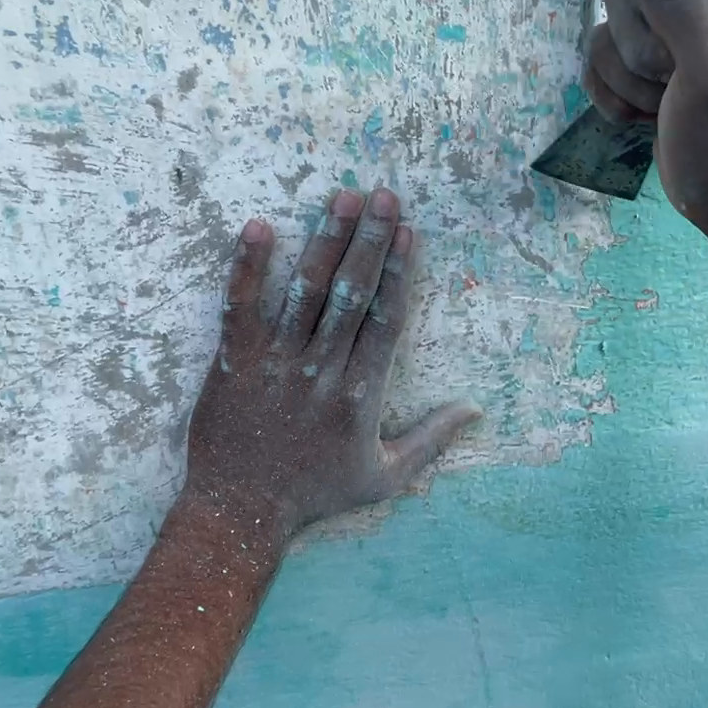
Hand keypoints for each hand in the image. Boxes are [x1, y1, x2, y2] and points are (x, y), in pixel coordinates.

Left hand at [182, 188, 481, 533]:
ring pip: (305, 291)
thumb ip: (432, 440)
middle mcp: (321, 369)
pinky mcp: (232, 362)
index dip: (401, 273)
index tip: (412, 232)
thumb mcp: (386, 477)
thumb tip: (475, 409)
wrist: (239, 512)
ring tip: (342, 197)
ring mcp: (275, 362)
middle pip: (352, 293)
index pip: (387, 320)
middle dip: (371, 240)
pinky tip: (255, 228)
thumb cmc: (316, 493)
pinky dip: (246, 268)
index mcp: (361, 394)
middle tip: (385, 194)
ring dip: (325, 240)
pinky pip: (238, 308)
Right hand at [582, 0, 707, 228]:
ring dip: (628, 76)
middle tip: (677, 79)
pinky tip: (649, 112)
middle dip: (641, 44)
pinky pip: (595, 54)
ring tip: (668, 101)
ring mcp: (672, 21)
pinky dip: (613, 92)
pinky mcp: (642, 55)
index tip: (682, 37)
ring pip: (605, 21)